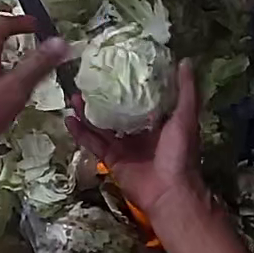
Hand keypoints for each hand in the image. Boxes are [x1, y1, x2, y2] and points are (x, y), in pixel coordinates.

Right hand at [66, 60, 208, 219]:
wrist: (169, 192)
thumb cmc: (180, 153)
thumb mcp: (185, 117)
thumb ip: (185, 90)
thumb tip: (185, 60)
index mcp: (159, 121)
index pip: (141, 97)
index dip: (129, 83)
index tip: (116, 67)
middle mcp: (140, 132)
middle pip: (117, 110)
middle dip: (103, 97)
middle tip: (88, 81)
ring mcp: (124, 146)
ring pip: (101, 125)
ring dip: (87, 112)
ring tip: (73, 96)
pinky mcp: (111, 159)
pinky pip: (93, 143)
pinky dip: (81, 133)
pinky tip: (68, 119)